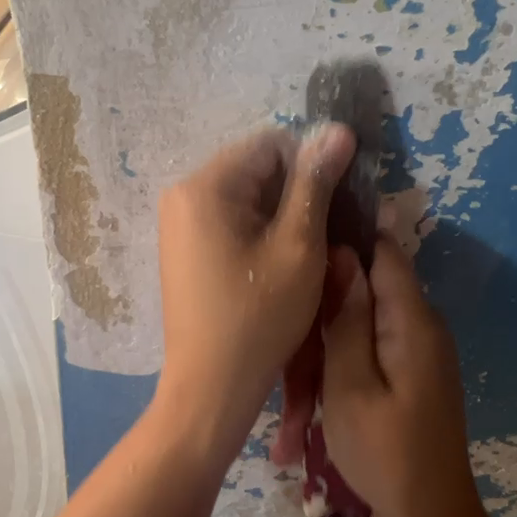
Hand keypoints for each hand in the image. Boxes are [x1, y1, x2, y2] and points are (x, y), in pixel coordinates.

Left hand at [155, 124, 355, 434]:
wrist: (210, 387)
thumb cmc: (259, 317)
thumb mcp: (299, 246)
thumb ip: (316, 183)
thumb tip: (338, 129)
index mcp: (205, 185)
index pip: (272, 144)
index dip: (310, 170)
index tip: (331, 213)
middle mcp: (182, 192)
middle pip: (257, 168)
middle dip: (294, 195)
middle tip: (320, 240)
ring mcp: (178, 221)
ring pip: (248, 195)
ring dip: (280, 217)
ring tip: (299, 258)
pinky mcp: (183, 246)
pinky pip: (230, 219)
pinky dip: (259, 233)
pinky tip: (274, 268)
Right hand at [321, 237, 483, 516]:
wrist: (431, 514)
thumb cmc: (384, 451)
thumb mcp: (351, 383)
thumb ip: (347, 316)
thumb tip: (342, 253)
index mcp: (413, 320)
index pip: (385, 250)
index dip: (348, 233)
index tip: (302, 236)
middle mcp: (424, 324)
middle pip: (372, 284)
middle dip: (330, 298)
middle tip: (287, 322)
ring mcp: (422, 348)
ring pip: (368, 316)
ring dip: (332, 335)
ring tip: (298, 373)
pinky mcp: (414, 368)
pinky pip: (375, 341)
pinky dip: (345, 353)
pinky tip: (317, 383)